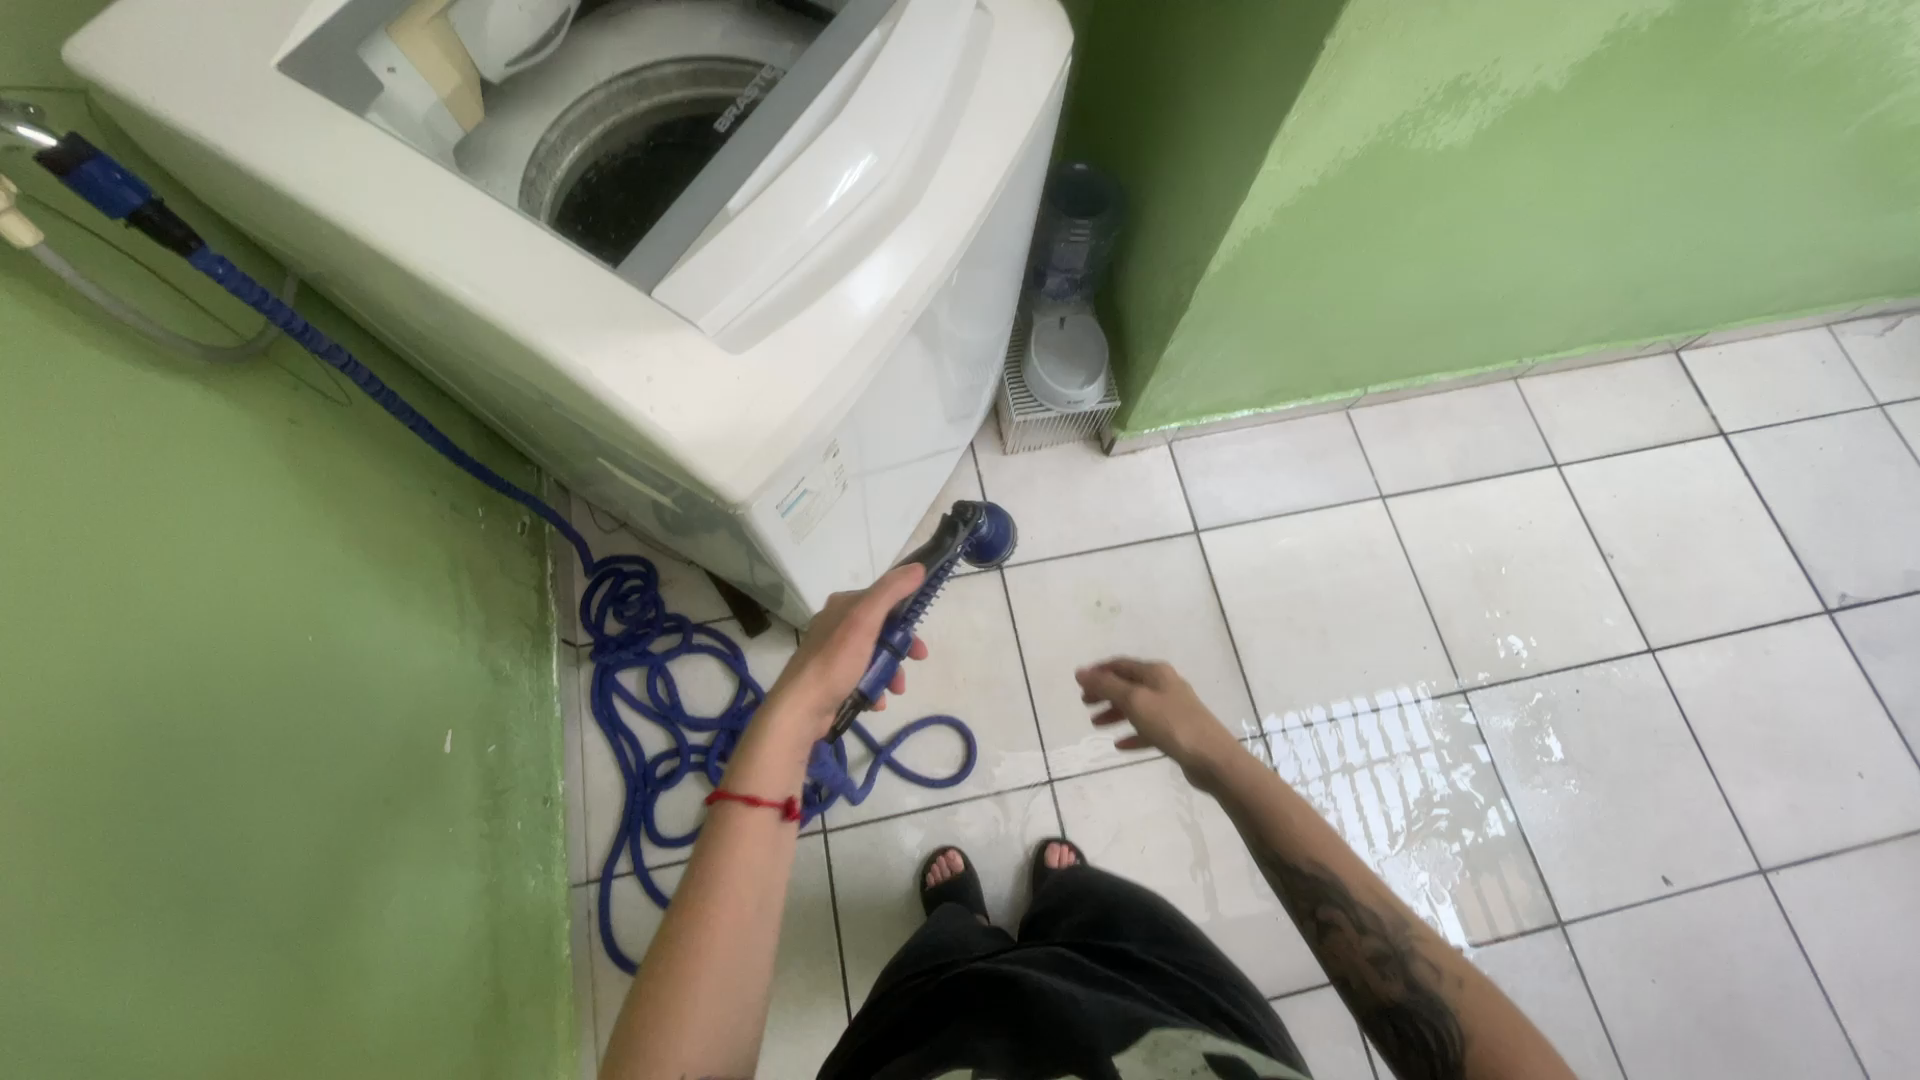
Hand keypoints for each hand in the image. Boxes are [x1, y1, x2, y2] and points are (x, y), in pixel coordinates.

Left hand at [763, 563, 930, 737]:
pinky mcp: (833, 678)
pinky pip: (863, 677)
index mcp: (843, 605)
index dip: (905, 615)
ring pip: (875, 656)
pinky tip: (876, 701)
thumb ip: (890, 592)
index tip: (919, 634)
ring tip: (895, 689)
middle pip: (882, 630)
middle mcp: (837, 625)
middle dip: (901, 648)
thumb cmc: (835, 661)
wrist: (801, 708)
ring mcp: (834, 653)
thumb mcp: (865, 620)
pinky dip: (874, 688)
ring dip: (890, 672)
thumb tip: (917, 567)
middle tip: (916, 660)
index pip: (882, 600)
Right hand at [1076, 658, 1243, 786]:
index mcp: (1155, 673)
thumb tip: (1080, 672)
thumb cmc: (1171, 723)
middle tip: (1085, 704)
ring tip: (1096, 725)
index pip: (1120, 665)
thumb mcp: (1134, 701)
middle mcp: (1165, 686)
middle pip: (1128, 684)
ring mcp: (1173, 709)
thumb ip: (1106, 686)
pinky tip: (1120, 745)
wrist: (1212, 757)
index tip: (1079, 684)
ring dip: (1115, 713)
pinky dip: (1132, 733)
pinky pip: (1148, 729)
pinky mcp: (1177, 731)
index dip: (1098, 672)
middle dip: (1105, 693)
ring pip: (1137, 707)